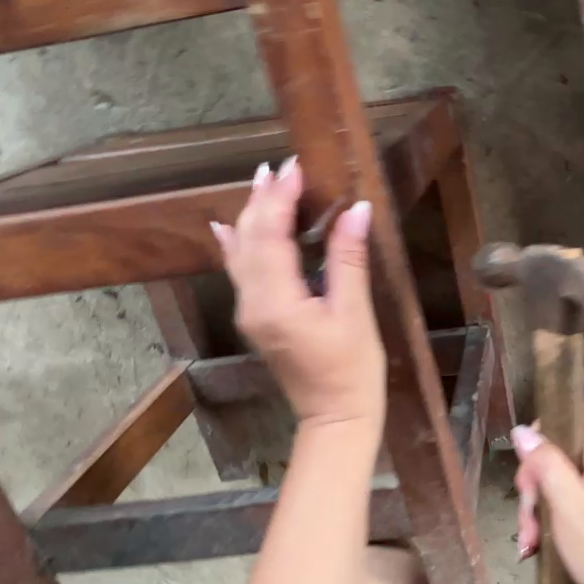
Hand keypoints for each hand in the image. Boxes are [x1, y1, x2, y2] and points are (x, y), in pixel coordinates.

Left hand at [211, 157, 384, 432]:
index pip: (271, 235)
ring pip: (241, 253)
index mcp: (277, 302)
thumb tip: (356, 210)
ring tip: (261, 183)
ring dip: (251, 216)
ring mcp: (250, 313)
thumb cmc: (353, 371)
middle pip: (249, 239)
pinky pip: (240, 272)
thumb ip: (348, 259)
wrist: (335, 416)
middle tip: (281, 167)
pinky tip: (227, 227)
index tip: (297, 167)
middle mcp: (252, 303)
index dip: (282, 198)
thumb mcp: (355, 314)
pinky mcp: (256, 320)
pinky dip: (237, 244)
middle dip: (264, 200)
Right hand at [511, 395, 583, 583]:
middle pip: (563, 443)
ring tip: (530, 534)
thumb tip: (523, 430)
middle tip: (526, 500)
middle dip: (535, 471)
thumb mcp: (566, 504)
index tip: (531, 443)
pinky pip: (565, 495)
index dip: (555, 414)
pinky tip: (536, 540)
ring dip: (537, 500)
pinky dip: (548, 513)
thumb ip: (545, 463)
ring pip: (558, 472)